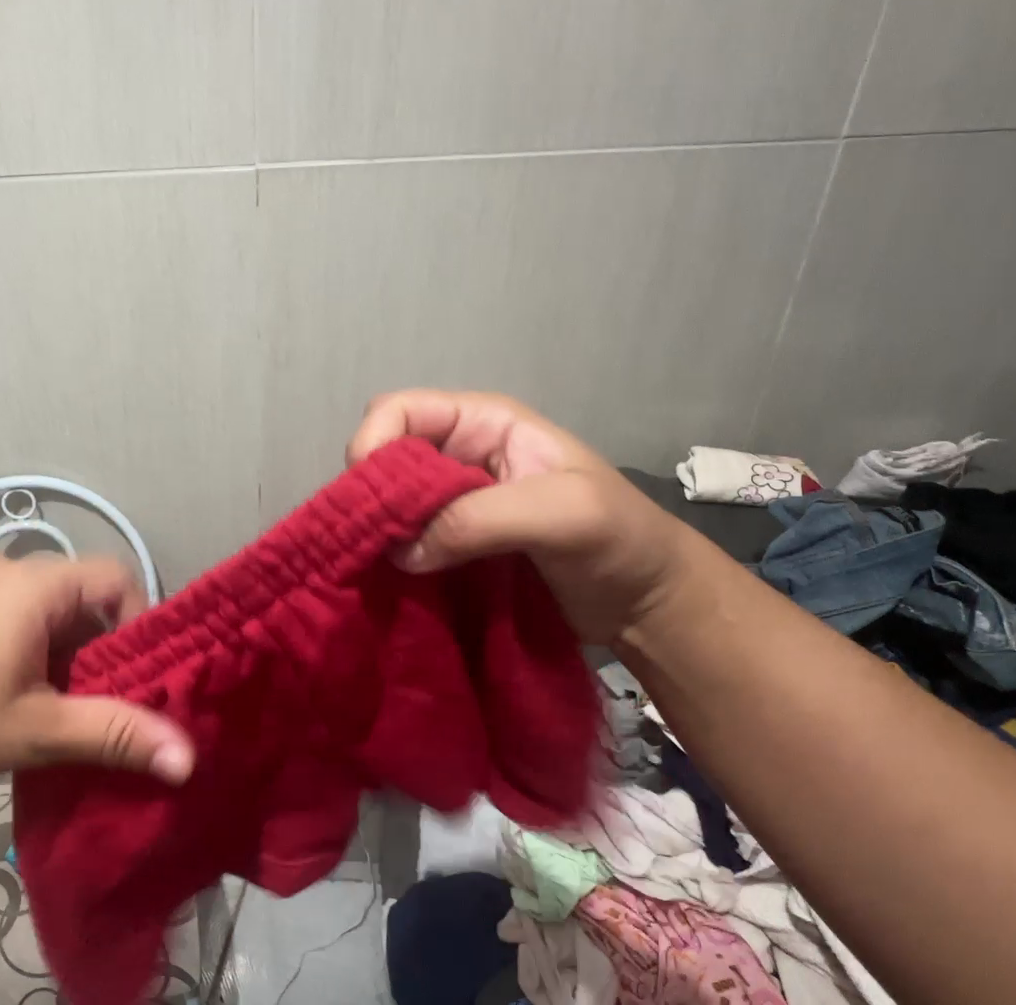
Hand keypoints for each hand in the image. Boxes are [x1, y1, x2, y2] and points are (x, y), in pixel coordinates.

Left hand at [0, 554, 194, 809]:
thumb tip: (189, 758)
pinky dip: (20, 645)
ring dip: (57, 651)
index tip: (133, 680)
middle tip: (91, 704)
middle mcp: (0, 567)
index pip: (116, 577)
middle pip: (78, 594)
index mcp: (32, 584)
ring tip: (44, 709)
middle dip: (96, 647)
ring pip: (39, 607)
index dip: (139, 623)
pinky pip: (2, 612)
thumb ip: (117, 735)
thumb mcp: (37, 732)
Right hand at [347, 389, 695, 645]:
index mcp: (484, 424)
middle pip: (384, 457)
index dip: (373, 444)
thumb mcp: (560, 515)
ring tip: (378, 565)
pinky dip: (392, 559)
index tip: (366, 496)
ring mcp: (452, 505)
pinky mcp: (451, 547)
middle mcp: (458, 457)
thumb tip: (399, 551)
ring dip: (379, 531)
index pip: (400, 411)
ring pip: (388, 504)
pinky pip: (404, 543)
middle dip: (369, 493)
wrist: (649, 603)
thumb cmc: (619, 539)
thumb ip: (477, 520)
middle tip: (372, 540)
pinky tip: (393, 579)